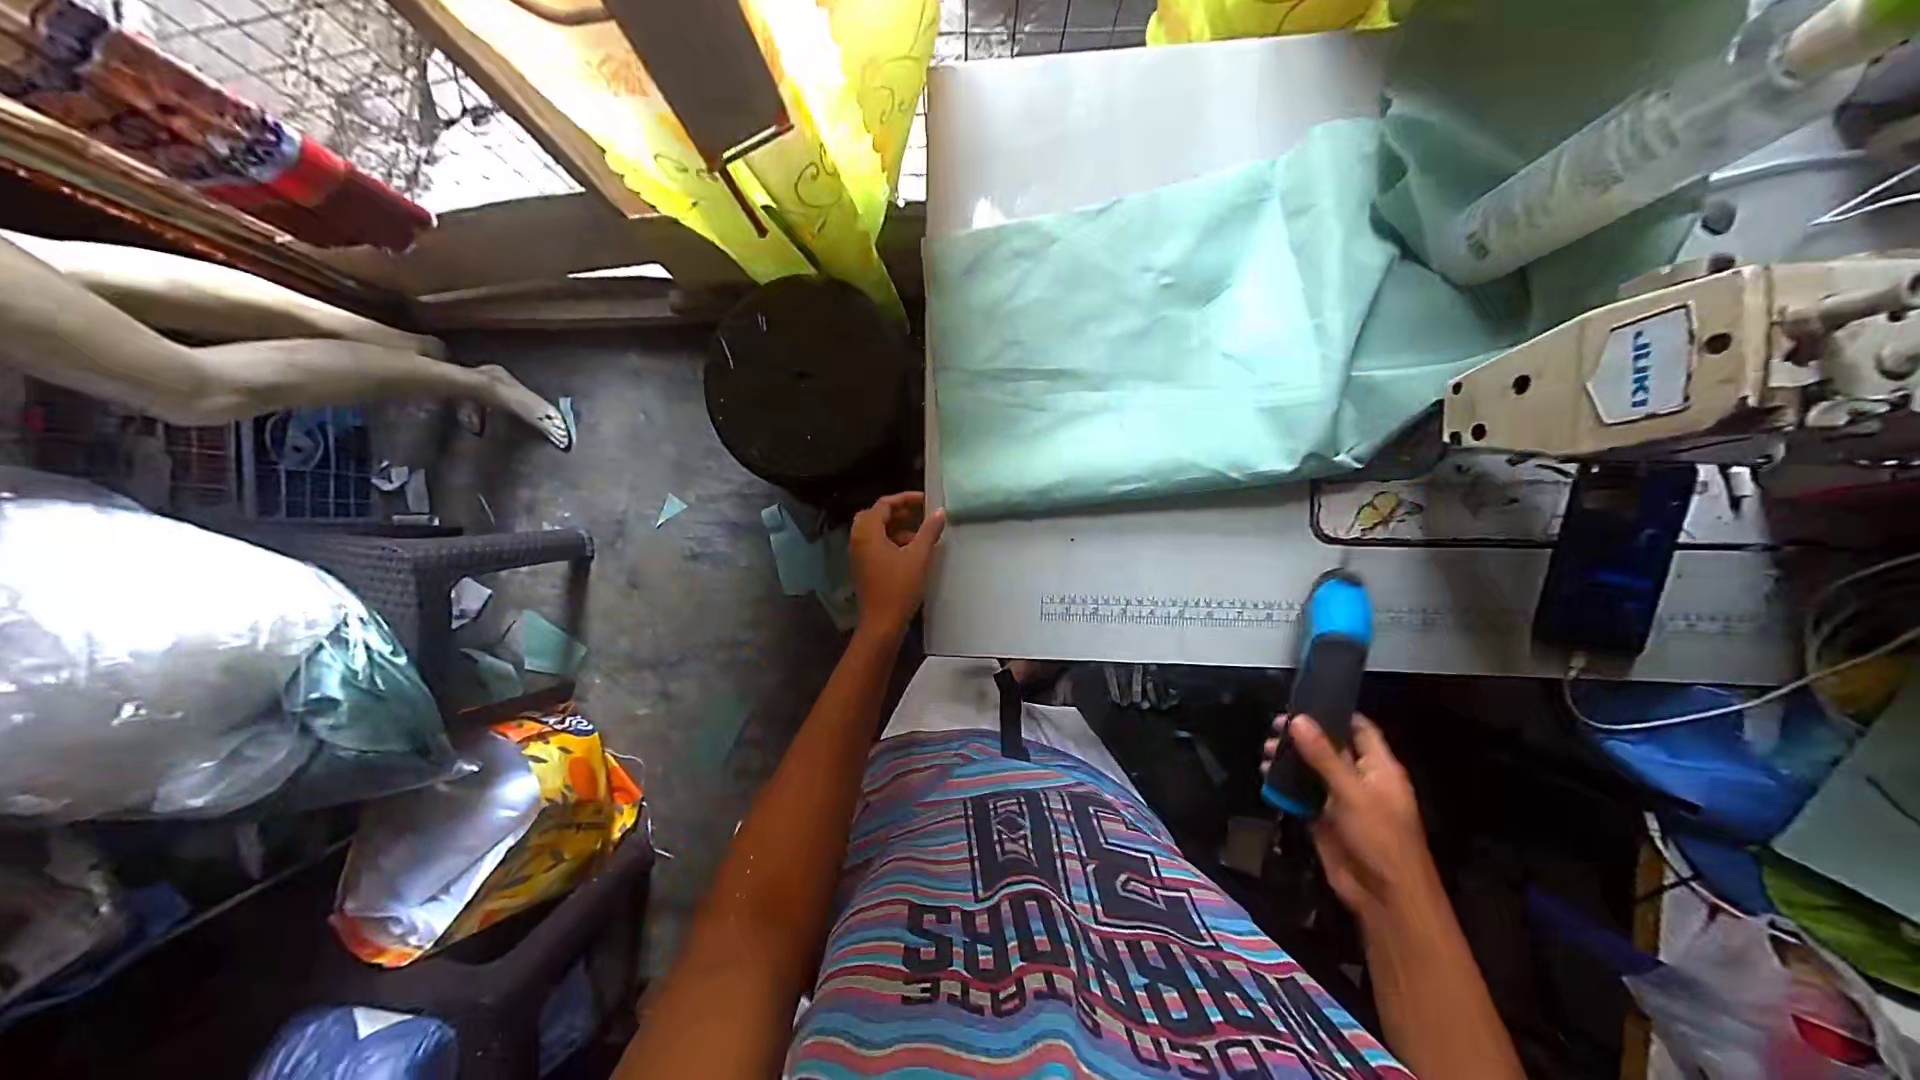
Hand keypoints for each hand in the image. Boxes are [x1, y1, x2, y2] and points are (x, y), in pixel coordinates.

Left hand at [850, 492, 945, 635]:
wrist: (881, 623)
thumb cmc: (899, 588)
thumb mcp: (918, 557)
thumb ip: (928, 531)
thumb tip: (940, 512)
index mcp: (867, 532)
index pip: (884, 504)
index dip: (905, 499)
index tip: (926, 500)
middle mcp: (858, 540)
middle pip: (876, 515)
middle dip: (899, 512)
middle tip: (920, 513)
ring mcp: (858, 554)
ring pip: (875, 531)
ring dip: (896, 526)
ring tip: (920, 531)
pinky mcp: (863, 567)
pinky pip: (875, 545)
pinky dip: (891, 540)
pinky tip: (911, 550)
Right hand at [1263, 714, 1439, 925]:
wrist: (1383, 896)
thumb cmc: (1380, 838)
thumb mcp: (1352, 792)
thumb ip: (1323, 755)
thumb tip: (1298, 720)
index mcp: (1379, 768)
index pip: (1359, 729)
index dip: (1335, 713)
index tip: (1303, 701)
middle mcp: (1359, 779)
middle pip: (1330, 747)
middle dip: (1302, 736)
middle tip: (1273, 726)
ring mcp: (1340, 800)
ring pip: (1311, 770)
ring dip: (1289, 759)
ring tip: (1265, 751)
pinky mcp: (1322, 818)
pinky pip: (1300, 794)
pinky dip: (1283, 784)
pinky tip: (1266, 775)